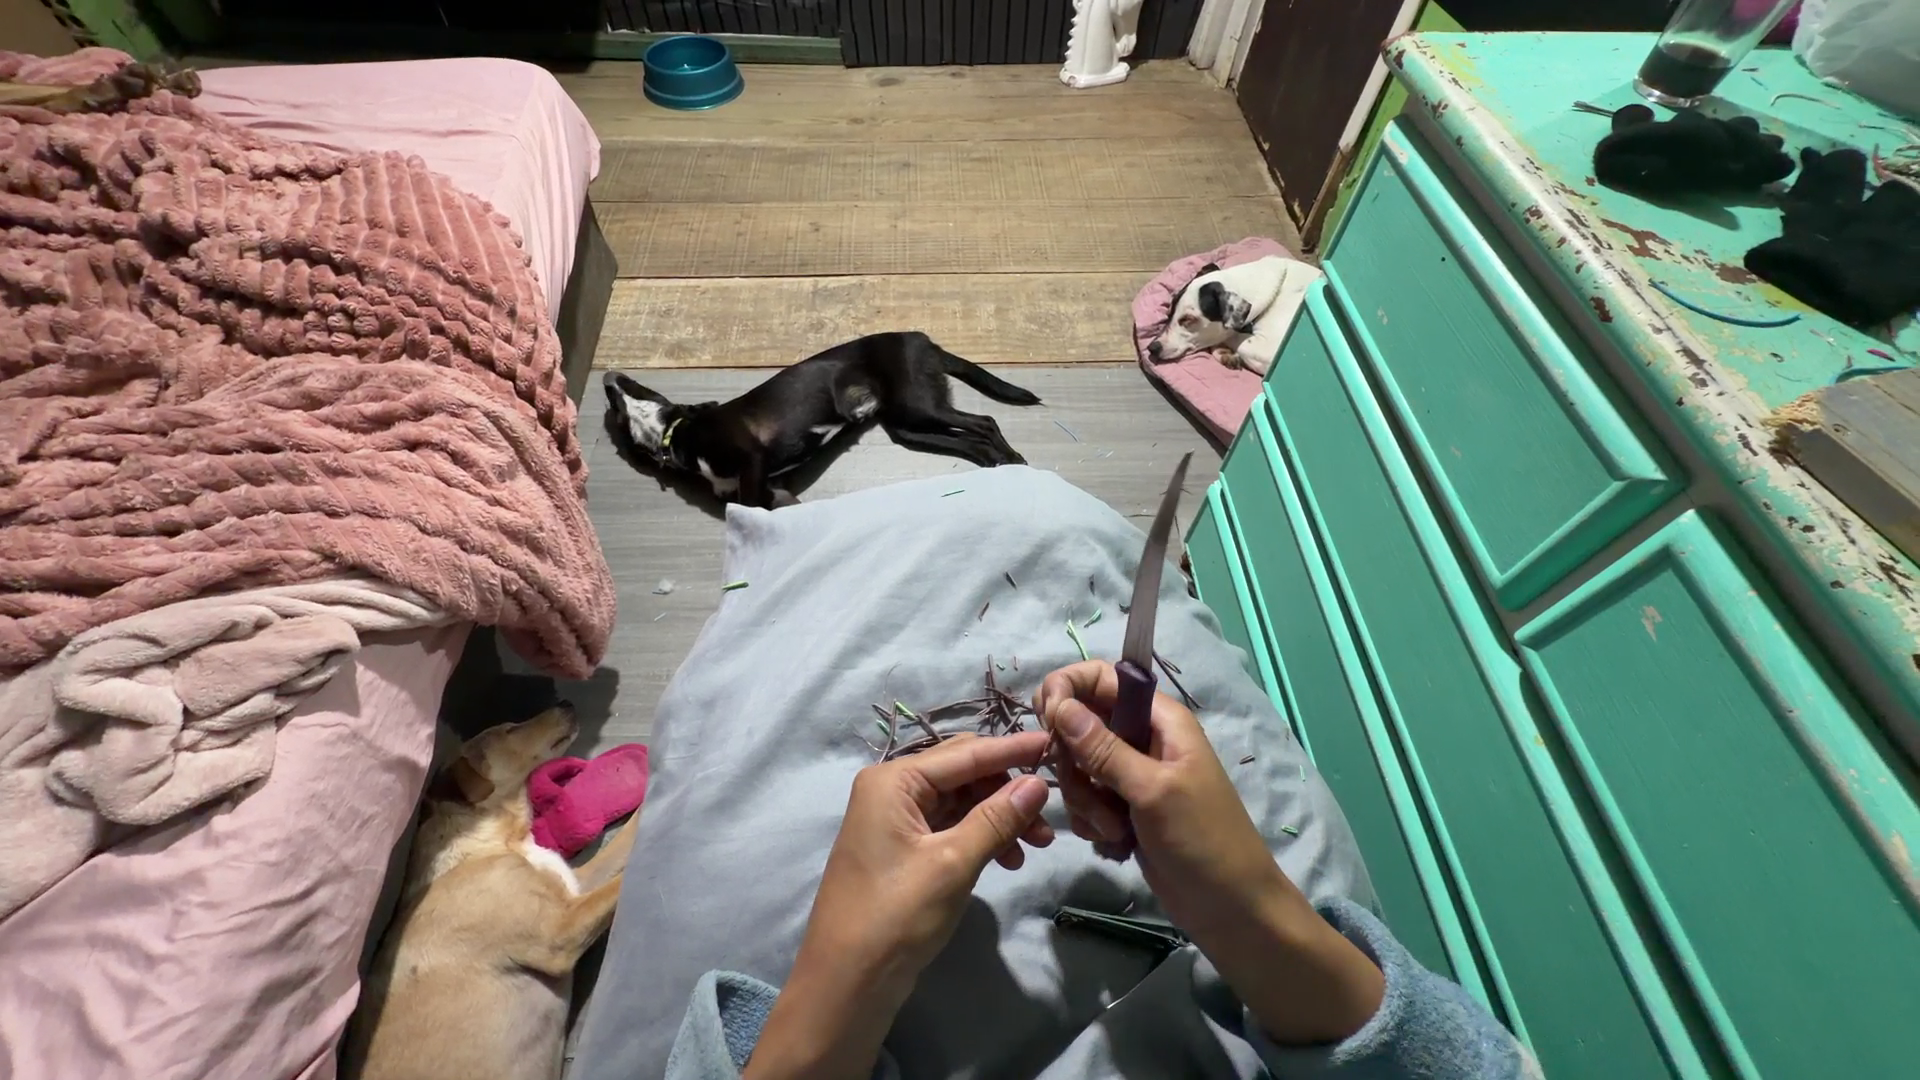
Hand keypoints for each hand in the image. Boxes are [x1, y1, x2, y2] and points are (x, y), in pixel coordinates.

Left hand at [745, 732, 1053, 1079]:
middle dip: (1007, 788)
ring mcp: (897, 818)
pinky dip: (981, 836)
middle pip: (963, 772)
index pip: (965, 754)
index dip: (1011, 749)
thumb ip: (996, 819)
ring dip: (999, 816)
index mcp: (894, 780)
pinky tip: (1008, 859)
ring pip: (962, 800)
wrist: (845, 986)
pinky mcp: (905, 847)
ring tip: (1036, 847)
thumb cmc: (895, 917)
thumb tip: (1038, 784)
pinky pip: (951, 825)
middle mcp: (893, 789)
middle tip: (1049, 812)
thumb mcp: (952, 865)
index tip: (1053, 742)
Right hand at [1037, 661, 1382, 1044]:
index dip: (1068, 689)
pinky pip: (1083, 798)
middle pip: (1079, 723)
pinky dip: (1090, 820)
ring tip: (1114, 829)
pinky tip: (1113, 842)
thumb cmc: (1202, 840)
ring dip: (1084, 799)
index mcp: (1159, 719)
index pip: (1100, 677)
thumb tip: (1061, 705)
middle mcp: (1141, 738)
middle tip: (1093, 794)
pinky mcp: (1121, 807)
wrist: (1230, 910)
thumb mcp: (1152, 791)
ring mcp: (1129, 774)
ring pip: (1076, 765)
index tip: (1048, 721)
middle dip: (1075, 762)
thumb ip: (1104, 748)